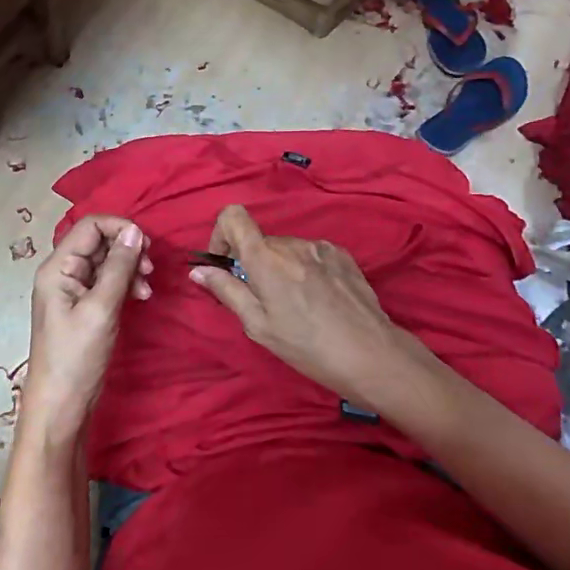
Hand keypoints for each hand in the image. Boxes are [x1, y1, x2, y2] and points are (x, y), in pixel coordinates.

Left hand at [22, 216, 153, 444]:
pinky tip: (140, 296)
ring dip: (131, 267)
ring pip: (107, 261)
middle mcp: (63, 272)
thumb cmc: (76, 357)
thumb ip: (118, 267)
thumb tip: (135, 231)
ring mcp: (74, 290)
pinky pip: (108, 281)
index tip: (146, 246)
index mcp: (57, 268)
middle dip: (128, 249)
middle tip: (150, 270)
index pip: (90, 225)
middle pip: (100, 241)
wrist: (61, 406)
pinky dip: (126, 283)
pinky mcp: (85, 306)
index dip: (120, 227)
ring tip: (146, 288)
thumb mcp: (101, 309)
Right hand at [190, 205, 414, 406]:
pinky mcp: (342, 254)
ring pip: (287, 249)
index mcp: (266, 258)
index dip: (221, 235)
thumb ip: (227, 291)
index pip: (233, 216)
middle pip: (261, 241)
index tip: (225, 264)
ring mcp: (320, 246)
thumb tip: (199, 270)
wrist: (370, 353)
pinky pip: (311, 254)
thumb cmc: (307, 346)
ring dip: (281, 268)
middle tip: (263, 301)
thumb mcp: (259, 325)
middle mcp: (292, 243)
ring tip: (297, 305)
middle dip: (253, 264)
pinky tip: (319, 299)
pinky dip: (305, 269)